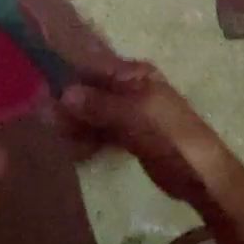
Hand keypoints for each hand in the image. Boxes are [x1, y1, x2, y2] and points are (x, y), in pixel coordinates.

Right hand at [56, 59, 234, 205]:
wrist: (201, 174)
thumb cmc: (169, 135)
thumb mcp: (133, 115)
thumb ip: (98, 104)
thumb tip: (63, 93)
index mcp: (134, 75)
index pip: (94, 68)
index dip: (69, 77)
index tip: (43, 89)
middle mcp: (130, 89)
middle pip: (92, 92)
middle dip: (70, 104)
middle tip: (46, 120)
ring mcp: (131, 114)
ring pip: (95, 114)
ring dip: (77, 124)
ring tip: (59, 137)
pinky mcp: (132, 138)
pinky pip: (103, 133)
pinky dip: (90, 139)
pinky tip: (75, 151)